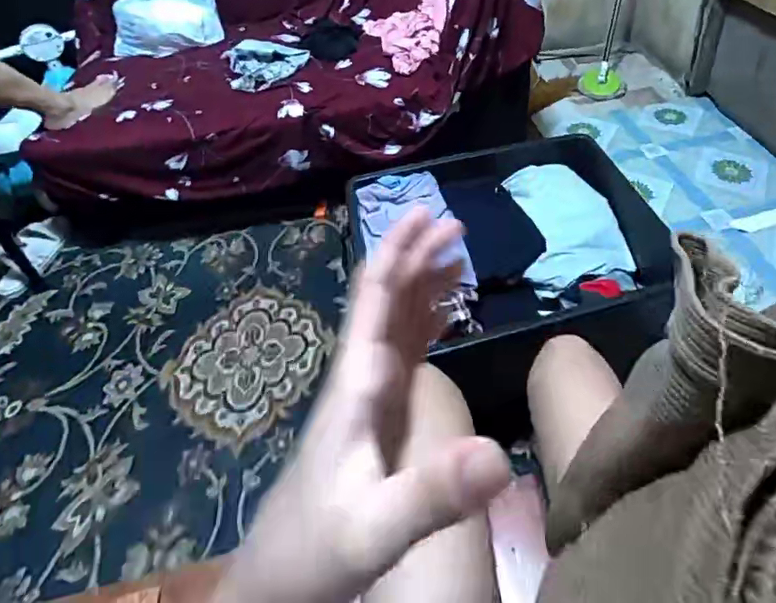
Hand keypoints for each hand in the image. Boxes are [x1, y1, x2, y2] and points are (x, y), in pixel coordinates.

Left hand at [215, 210, 509, 602]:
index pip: (374, 298)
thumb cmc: (318, 552)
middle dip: (417, 255)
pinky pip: (406, 348)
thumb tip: (500, 454)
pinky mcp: (378, 413)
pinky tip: (447, 310)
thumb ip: (432, 492)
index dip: (397, 249)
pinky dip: (427, 319)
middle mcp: (360, 376)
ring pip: (396, 317)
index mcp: (356, 383)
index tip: (424, 211)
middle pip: (387, 297)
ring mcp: (368, 395)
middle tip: (456, 222)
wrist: (274, 592)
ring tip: (459, 253)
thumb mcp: (378, 529)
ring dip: (424, 281)